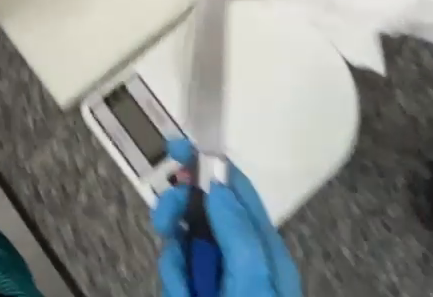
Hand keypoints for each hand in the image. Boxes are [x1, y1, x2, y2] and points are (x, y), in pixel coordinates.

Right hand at [151, 140, 300, 296]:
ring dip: (175, 257)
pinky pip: (176, 271)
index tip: (177, 150)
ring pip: (184, 241)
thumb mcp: (253, 288)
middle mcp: (243, 260)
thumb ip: (239, 236)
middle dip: (180, 213)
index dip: (209, 165)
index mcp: (266, 252)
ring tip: (184, 288)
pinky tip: (182, 295)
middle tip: (166, 221)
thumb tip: (219, 185)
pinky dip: (173, 280)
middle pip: (204, 211)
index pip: (237, 191)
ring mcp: (219, 279)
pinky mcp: (198, 292)